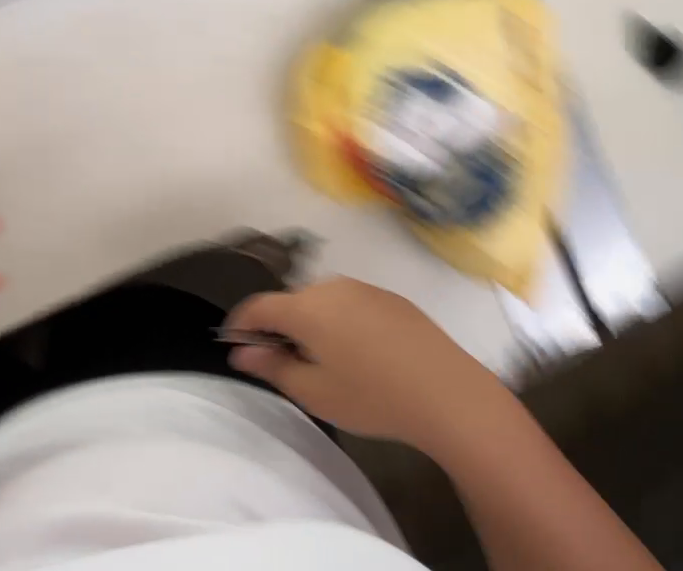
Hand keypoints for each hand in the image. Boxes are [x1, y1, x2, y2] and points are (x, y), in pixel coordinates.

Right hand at [225, 277, 502, 453]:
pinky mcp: (391, 298)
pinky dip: (342, 323)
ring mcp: (364, 289)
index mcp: (306, 307)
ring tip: (325, 363)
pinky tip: (361, 356)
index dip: (241, 325)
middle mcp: (331, 286)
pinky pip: (351, 304)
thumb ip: (273, 367)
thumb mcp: (314, 392)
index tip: (234, 345)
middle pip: (291, 302)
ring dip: (312, 324)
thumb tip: (242, 353)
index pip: (258, 306)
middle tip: (284, 365)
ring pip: (323, 302)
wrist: (448, 393)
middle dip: (279, 328)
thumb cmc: (372, 397)